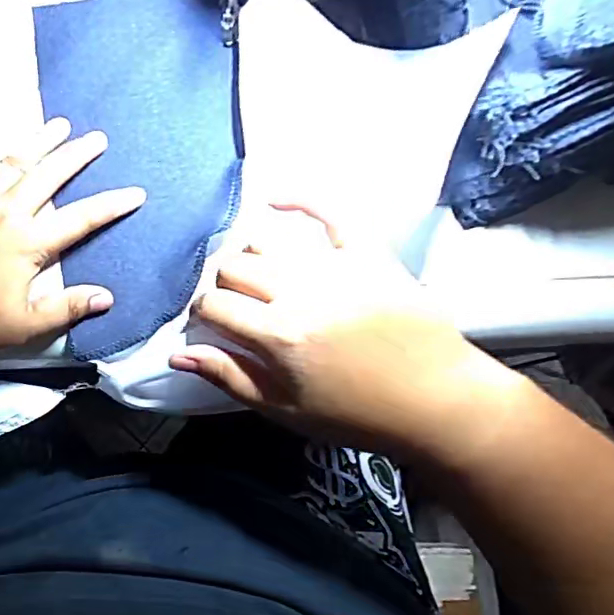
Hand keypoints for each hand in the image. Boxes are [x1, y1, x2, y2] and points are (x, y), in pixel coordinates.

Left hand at [0, 119, 144, 355]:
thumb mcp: (24, 325)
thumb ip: (66, 308)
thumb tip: (107, 297)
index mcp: (27, 244)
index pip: (80, 220)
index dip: (111, 206)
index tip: (136, 193)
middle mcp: (3, 213)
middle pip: (47, 177)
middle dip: (76, 156)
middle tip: (97, 139)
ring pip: (7, 163)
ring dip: (34, 143)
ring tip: (56, 126)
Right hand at [169, 202, 528, 466]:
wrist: (436, 402)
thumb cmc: (354, 414)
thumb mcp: (284, 410)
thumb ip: (229, 376)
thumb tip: (178, 355)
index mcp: (276, 335)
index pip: (213, 306)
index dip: (202, 314)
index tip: (210, 324)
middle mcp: (300, 292)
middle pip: (233, 268)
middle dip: (221, 284)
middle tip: (234, 304)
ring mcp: (336, 267)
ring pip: (268, 241)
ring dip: (250, 254)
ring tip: (255, 273)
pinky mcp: (369, 255)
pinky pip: (330, 213)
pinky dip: (300, 199)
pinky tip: (275, 200)